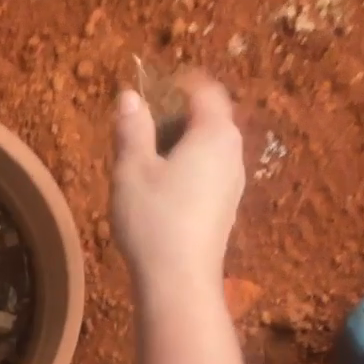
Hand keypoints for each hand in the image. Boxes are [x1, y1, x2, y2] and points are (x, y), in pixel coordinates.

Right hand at [111, 71, 244, 289]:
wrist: (179, 280)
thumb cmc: (153, 220)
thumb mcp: (131, 171)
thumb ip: (132, 130)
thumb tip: (129, 96)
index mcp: (213, 133)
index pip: (204, 90)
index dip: (178, 84)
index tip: (153, 88)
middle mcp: (232, 152)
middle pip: (209, 120)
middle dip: (177, 118)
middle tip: (142, 129)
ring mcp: (233, 183)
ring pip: (208, 150)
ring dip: (181, 148)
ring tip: (147, 165)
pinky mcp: (225, 210)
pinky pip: (207, 175)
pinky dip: (187, 172)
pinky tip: (162, 194)